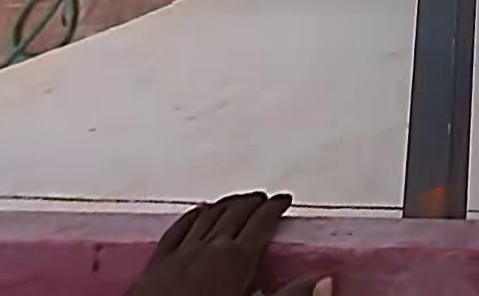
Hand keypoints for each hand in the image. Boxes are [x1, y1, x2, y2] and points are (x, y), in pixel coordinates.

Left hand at [124, 191, 327, 295]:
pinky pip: (177, 229)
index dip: (277, 206)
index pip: (264, 220)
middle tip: (266, 200)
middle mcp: (211, 248)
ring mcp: (179, 255)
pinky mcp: (153, 266)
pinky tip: (198, 213)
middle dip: (254, 201)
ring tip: (238, 201)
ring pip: (210, 214)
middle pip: (238, 211)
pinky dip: (193, 216)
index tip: (286, 201)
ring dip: (228, 204)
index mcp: (236, 260)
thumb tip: (325, 279)